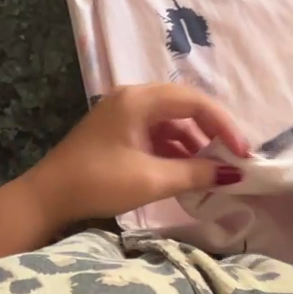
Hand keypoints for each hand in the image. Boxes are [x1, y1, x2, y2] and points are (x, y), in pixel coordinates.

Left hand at [17, 83, 251, 227]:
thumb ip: (194, 173)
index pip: (193, 100)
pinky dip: (175, 148)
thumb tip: (233, 173)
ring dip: (194, 141)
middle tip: (236, 156)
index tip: (244, 152)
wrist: (48, 196)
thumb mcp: (151, 180)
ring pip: (171, 119)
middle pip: (183, 104)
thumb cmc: (98, 182)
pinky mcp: (118, 129)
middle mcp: (132, 97)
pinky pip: (156, 131)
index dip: (223, 124)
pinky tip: (188, 171)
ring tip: (216, 169)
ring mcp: (123, 112)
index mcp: (138, 100)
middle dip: (212, 129)